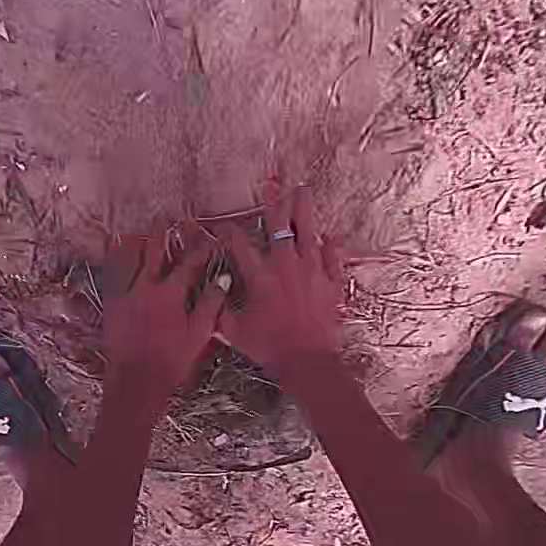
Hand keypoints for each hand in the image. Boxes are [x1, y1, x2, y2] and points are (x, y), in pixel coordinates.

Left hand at [101, 221, 227, 401]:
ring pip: (129, 261)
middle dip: (162, 234)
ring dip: (135, 244)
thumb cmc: (171, 361)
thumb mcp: (198, 334)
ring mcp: (125, 295)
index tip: (208, 240)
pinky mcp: (112, 306)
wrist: (136, 381)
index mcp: (170, 294)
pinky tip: (116, 258)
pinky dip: (116, 264)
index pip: (189, 264)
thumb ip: (210, 304)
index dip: (200, 250)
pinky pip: (113, 277)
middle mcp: (145, 288)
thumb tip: (222, 280)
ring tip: (136, 232)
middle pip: (154, 253)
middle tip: (164, 218)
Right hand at [217, 183, 344, 372]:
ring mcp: (312, 272)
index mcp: (260, 276)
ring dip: (304, 210)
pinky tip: (330, 237)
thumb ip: (221, 311)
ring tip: (303, 191)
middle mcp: (286, 266)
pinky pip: (333, 258)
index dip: (229, 233)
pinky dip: (331, 247)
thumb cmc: (270, 347)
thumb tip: (212, 297)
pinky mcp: (331, 283)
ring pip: (308, 233)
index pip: (239, 245)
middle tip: (271, 185)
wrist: (308, 361)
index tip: (224, 229)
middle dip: (273, 203)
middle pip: (279, 225)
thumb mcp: (235, 332)